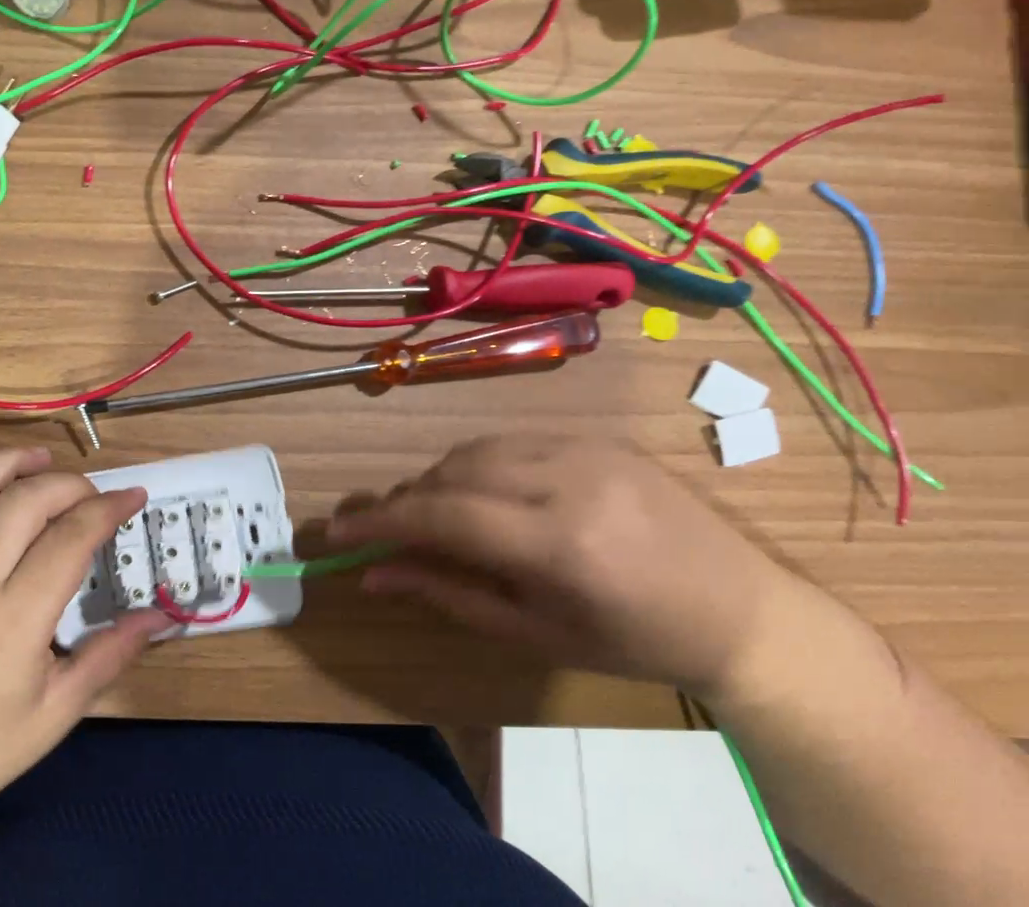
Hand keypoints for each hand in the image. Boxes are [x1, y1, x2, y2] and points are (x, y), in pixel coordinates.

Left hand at [0, 444, 170, 829]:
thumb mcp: (59, 712)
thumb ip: (110, 656)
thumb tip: (162, 617)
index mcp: (16, 619)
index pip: (70, 538)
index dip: (108, 509)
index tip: (133, 498)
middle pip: (24, 503)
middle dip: (68, 484)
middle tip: (93, 494)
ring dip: (5, 463)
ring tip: (38, 458)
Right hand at [327, 434, 794, 695]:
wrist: (744, 613)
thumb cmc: (634, 641)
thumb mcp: (534, 632)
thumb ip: (446, 593)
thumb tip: (371, 574)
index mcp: (559, 544)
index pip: (441, 514)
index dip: (380, 520)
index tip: (336, 530)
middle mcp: (570, 482)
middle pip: (451, 473)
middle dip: (405, 500)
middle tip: (381, 530)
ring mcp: (589, 453)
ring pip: (475, 451)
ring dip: (437, 479)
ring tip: (429, 515)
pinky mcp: (600, 440)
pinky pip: (511, 441)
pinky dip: (477, 465)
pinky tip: (480, 494)